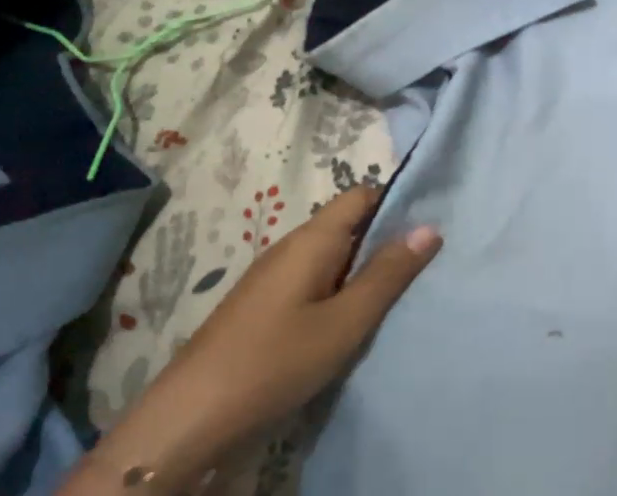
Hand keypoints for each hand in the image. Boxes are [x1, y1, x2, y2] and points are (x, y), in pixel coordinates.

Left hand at [61, 186, 440, 494]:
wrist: (187, 422)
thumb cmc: (275, 361)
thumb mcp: (347, 321)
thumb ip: (389, 273)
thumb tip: (429, 227)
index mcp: (311, 240)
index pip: (360, 195)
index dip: (396, 201)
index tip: (429, 224)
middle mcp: (289, 248)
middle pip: (346, 224)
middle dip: (384, 238)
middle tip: (423, 263)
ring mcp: (270, 279)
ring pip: (330, 256)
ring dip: (362, 269)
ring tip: (395, 292)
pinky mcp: (260, 308)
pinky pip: (312, 281)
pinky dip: (338, 290)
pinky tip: (350, 319)